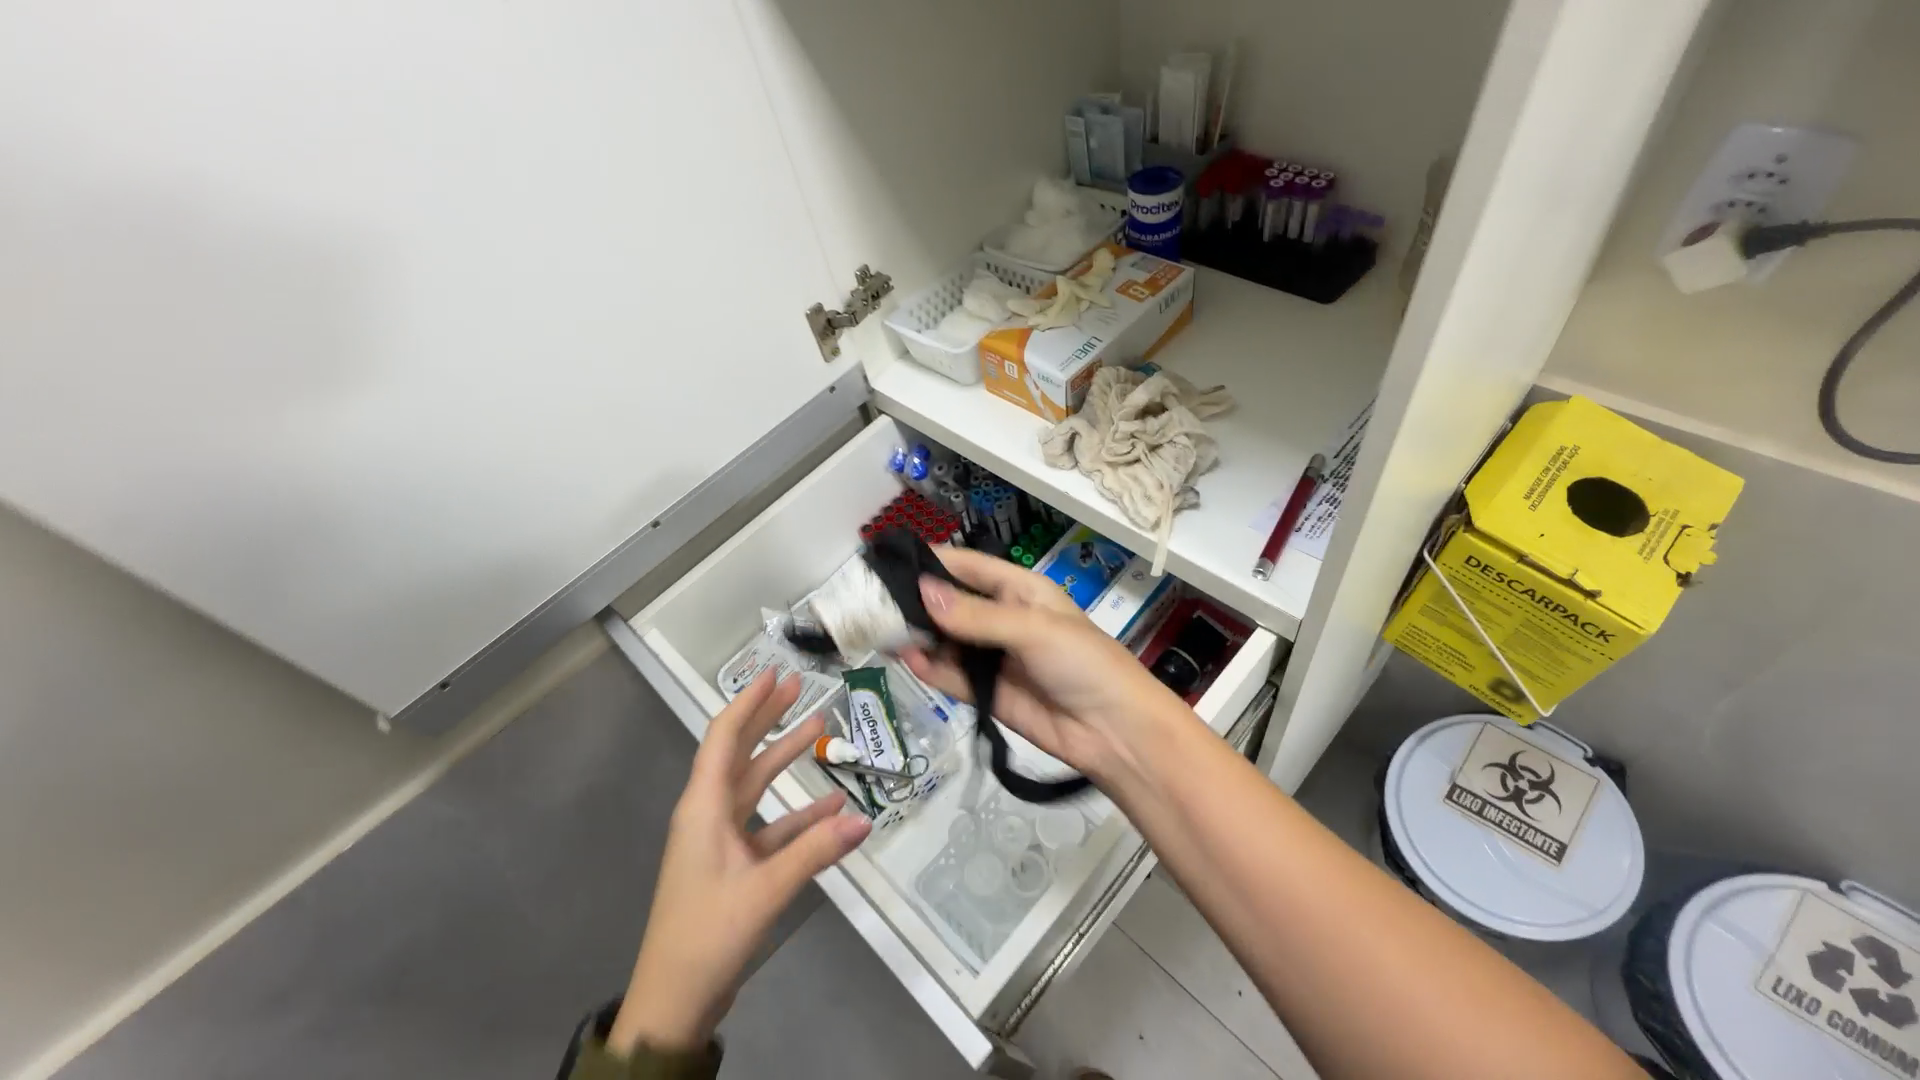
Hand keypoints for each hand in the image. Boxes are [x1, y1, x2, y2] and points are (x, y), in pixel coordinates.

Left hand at [609, 673, 870, 1054]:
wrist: (674, 1000)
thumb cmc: (706, 934)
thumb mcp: (764, 890)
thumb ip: (814, 851)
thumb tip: (865, 819)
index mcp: (703, 808)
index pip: (724, 738)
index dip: (749, 703)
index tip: (775, 674)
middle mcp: (709, 815)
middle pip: (740, 754)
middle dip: (767, 719)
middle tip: (799, 689)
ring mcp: (720, 842)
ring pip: (756, 788)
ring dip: (785, 762)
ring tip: (819, 732)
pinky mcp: (733, 866)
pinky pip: (770, 828)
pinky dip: (798, 816)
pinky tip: (833, 809)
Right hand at [900, 547, 1195, 787]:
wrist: (1116, 732)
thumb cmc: (1084, 663)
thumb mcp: (1033, 628)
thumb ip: (976, 615)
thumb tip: (923, 592)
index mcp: (1021, 591)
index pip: (970, 567)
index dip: (934, 562)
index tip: (891, 559)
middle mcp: (1004, 620)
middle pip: (952, 605)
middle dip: (918, 602)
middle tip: (873, 601)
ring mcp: (994, 659)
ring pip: (947, 642)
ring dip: (919, 636)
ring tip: (880, 630)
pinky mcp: (988, 695)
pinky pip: (952, 677)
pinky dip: (930, 668)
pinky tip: (906, 658)